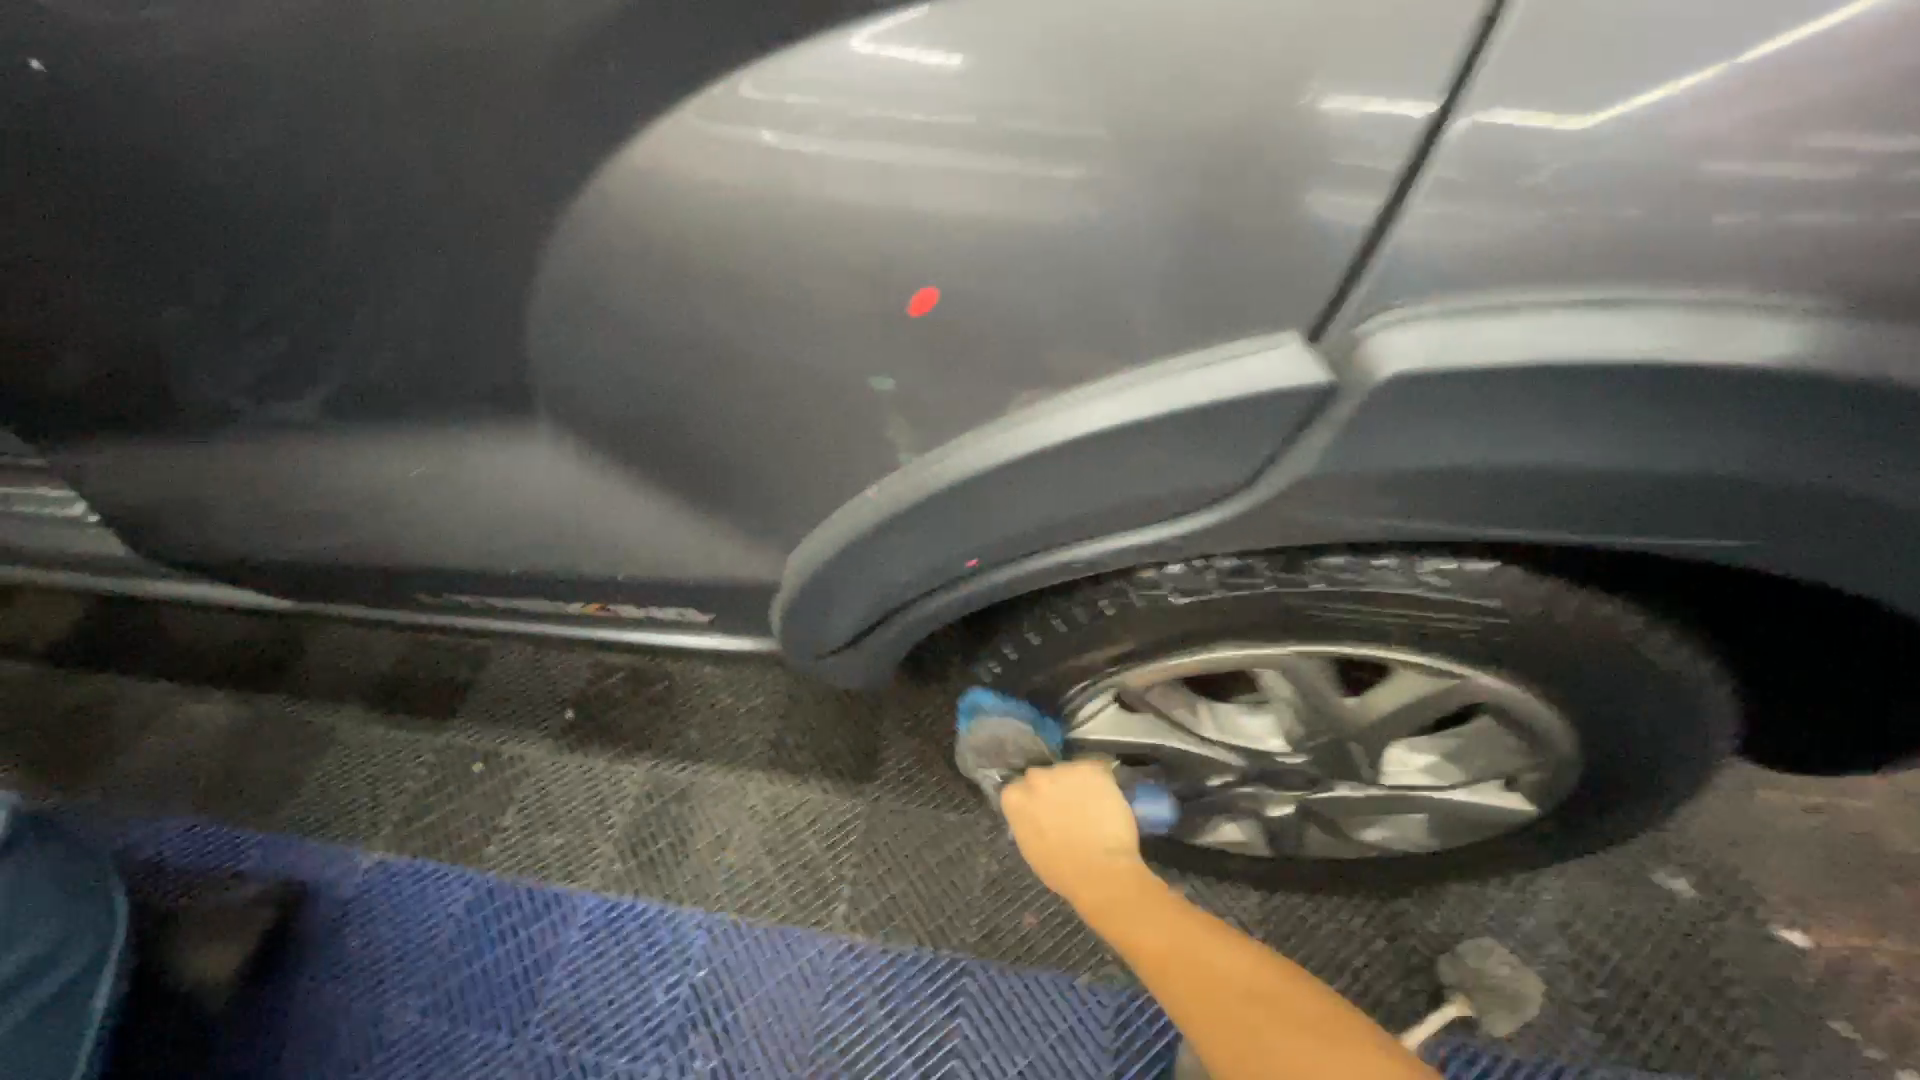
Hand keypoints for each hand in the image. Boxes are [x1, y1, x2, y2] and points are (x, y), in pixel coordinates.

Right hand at [1000, 760, 1154, 910]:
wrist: (1101, 870)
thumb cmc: (1062, 870)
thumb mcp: (1029, 845)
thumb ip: (1027, 819)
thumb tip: (1036, 812)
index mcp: (1014, 798)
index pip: (1018, 788)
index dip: (1032, 799)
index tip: (1043, 811)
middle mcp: (1035, 777)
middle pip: (1041, 776)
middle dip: (1051, 788)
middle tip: (1066, 808)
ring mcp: (1063, 770)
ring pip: (1068, 771)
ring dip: (1074, 784)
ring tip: (1090, 806)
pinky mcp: (1091, 769)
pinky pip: (1093, 770)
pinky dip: (1098, 782)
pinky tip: (1105, 800)